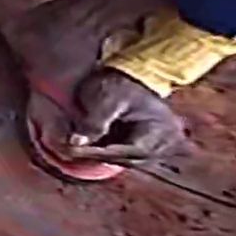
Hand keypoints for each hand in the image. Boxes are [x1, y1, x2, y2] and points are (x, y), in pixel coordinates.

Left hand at [62, 70, 185, 163]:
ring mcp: (156, 142)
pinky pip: (124, 155)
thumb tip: (77, 143)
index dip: (103, 154)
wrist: (126, 75)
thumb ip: (94, 123)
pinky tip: (82, 148)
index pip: (135, 151)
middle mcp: (165, 139)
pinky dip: (103, 153)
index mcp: (162, 128)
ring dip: (101, 157)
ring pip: (128, 160)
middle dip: (100, 157)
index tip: (74, 151)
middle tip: (70, 152)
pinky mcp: (142, 141)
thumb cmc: (117, 85)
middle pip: (133, 159)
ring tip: (73, 150)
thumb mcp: (104, 101)